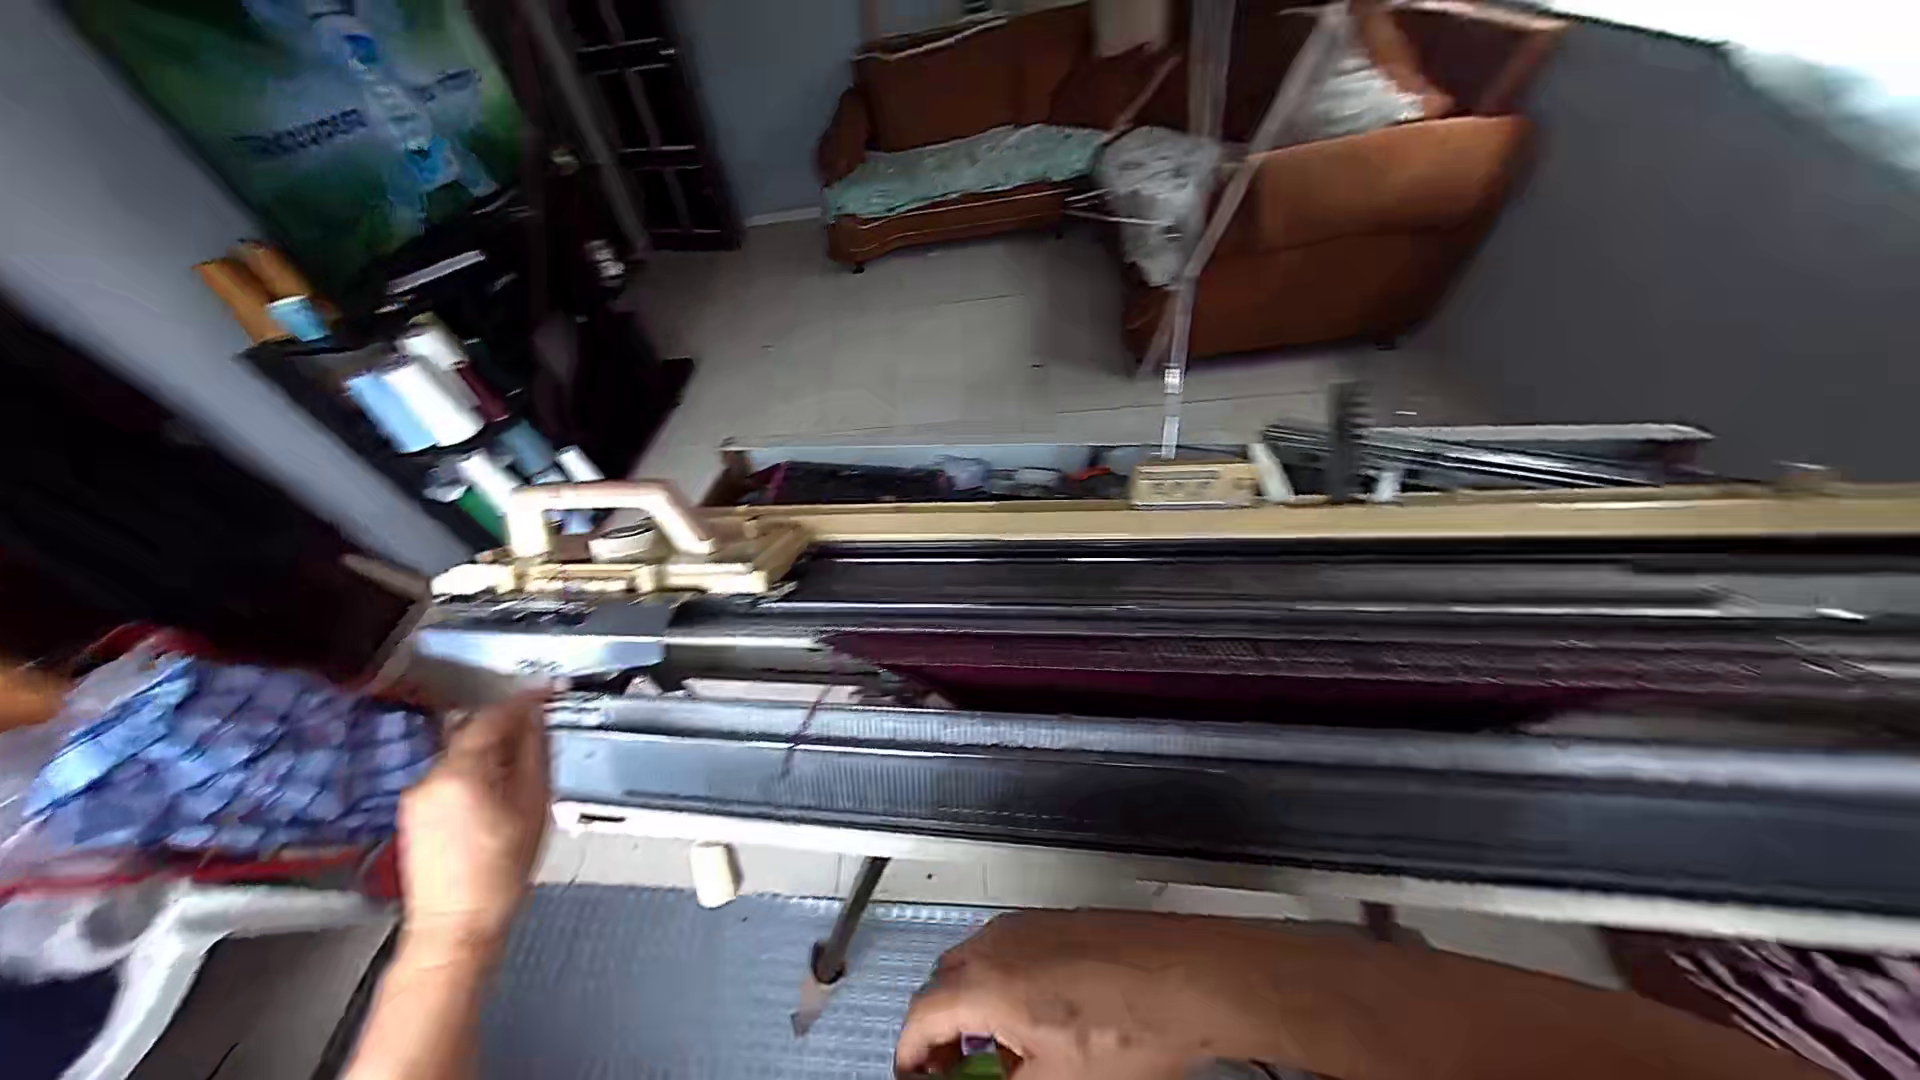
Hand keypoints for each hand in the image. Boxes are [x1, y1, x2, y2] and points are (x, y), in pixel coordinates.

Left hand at [396, 688, 551, 960]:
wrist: (456, 924)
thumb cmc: (500, 870)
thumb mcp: (535, 802)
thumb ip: (535, 752)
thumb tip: (537, 719)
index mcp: (462, 772)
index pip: (495, 717)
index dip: (525, 698)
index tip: (548, 688)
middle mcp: (430, 778)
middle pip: (474, 732)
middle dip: (510, 724)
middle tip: (541, 725)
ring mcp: (417, 797)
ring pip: (462, 752)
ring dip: (494, 747)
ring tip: (524, 764)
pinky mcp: (414, 812)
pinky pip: (451, 773)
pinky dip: (477, 768)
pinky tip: (498, 788)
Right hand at [896, 911, 1255, 1079]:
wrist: (1184, 976)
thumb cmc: (1131, 1024)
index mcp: (988, 982)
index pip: (921, 1015)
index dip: (911, 1054)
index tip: (915, 1077)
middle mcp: (997, 941)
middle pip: (941, 984)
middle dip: (939, 1030)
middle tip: (954, 1072)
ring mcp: (1024, 925)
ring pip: (972, 963)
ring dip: (969, 1006)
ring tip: (998, 1052)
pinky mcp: (1049, 920)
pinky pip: (1002, 949)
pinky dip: (997, 983)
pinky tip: (1031, 1016)